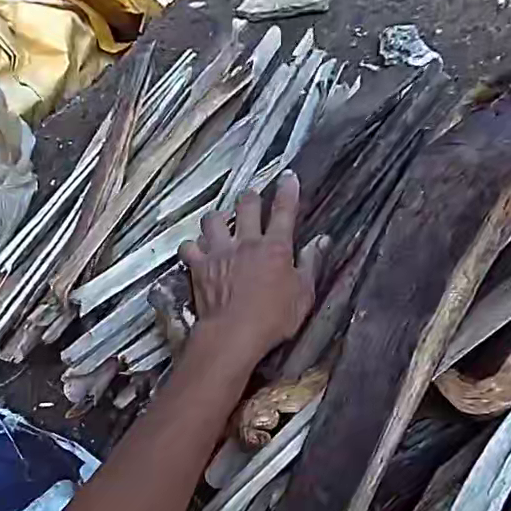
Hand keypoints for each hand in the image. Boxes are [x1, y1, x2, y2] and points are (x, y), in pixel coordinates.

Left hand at [178, 173, 324, 365]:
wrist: (233, 334)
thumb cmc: (273, 319)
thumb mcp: (303, 295)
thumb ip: (310, 265)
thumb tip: (321, 241)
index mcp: (275, 248)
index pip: (284, 211)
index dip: (288, 191)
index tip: (288, 177)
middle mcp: (246, 243)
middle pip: (246, 207)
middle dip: (249, 198)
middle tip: (250, 199)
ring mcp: (219, 252)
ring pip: (212, 220)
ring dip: (217, 218)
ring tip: (220, 222)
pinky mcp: (198, 267)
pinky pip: (189, 246)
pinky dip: (192, 245)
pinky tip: (195, 249)